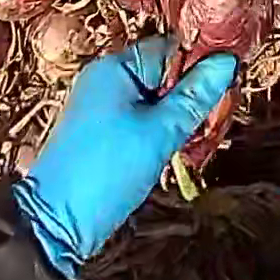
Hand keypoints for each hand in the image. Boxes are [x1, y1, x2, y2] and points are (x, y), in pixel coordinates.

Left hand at [11, 36, 236, 279]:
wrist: (49, 232)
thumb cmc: (107, 172)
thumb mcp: (160, 132)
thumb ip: (197, 93)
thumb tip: (230, 59)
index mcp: (117, 66)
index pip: (174, 47)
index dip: (203, 63)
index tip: (228, 83)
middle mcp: (108, 76)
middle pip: (168, 69)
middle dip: (195, 91)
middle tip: (217, 114)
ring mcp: (104, 103)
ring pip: (159, 94)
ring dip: (182, 111)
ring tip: (202, 133)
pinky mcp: (104, 128)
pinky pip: (145, 113)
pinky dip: (165, 125)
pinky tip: (181, 144)